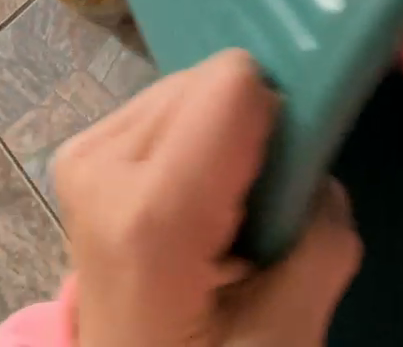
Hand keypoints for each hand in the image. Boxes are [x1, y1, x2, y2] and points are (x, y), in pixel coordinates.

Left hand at [52, 49, 362, 346]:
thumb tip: (321, 173)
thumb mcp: (283, 338)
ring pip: (187, 84)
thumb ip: (320, 245)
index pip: (231, 85)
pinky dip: (191, 139)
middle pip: (210, 81)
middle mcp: (103, 161)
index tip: (287, 181)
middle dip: (248, 133)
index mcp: (151, 213)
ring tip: (219, 211)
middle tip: (254, 209)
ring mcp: (83, 151)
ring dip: (219, 136)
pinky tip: (189, 199)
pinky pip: (162, 103)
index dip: (278, 120)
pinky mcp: (81, 148)